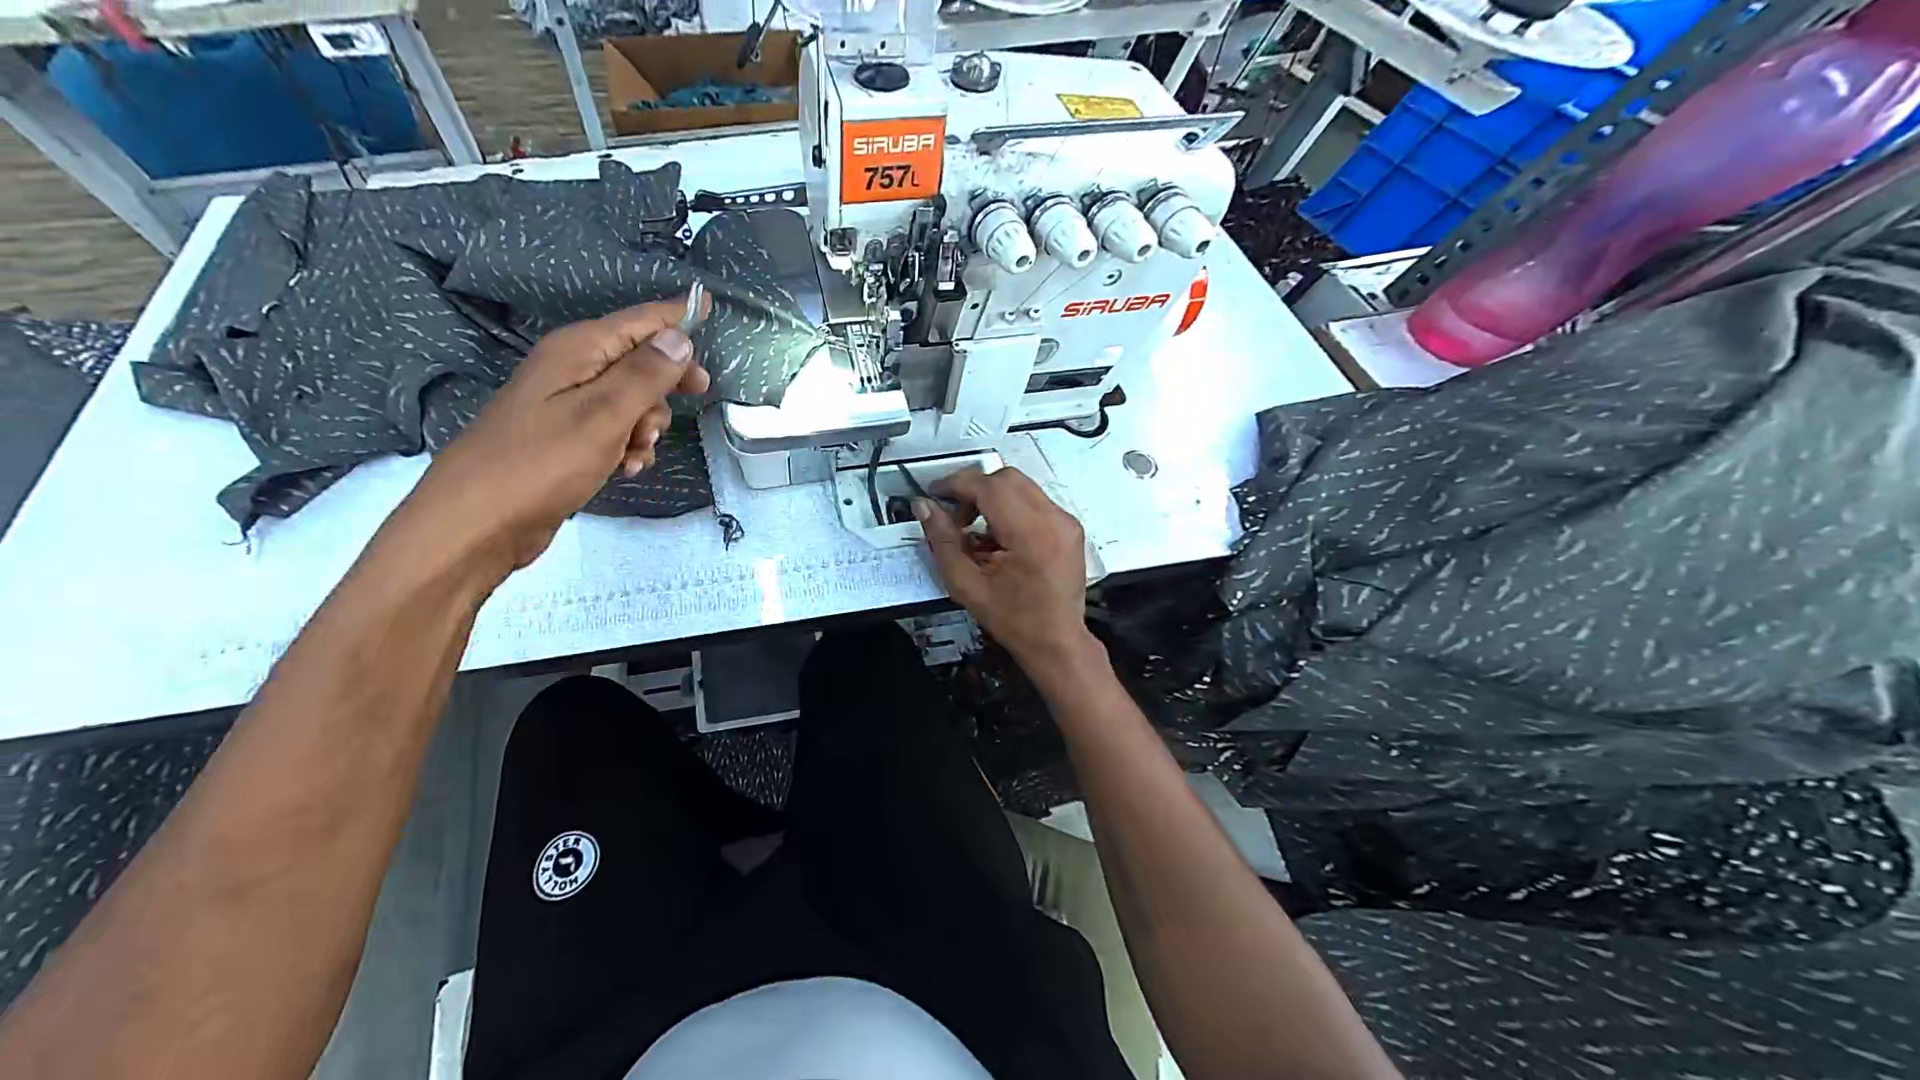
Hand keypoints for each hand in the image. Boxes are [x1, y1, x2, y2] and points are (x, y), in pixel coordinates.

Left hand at [399, 295, 710, 573]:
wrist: (481, 521)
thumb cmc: (542, 462)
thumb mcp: (603, 415)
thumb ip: (646, 374)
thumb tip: (679, 336)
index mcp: (578, 351)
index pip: (639, 320)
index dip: (677, 315)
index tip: (711, 304)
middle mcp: (573, 370)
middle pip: (640, 361)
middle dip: (666, 385)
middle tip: (697, 396)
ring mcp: (569, 406)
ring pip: (633, 402)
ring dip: (647, 426)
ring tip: (636, 451)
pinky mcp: (569, 439)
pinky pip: (616, 431)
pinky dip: (628, 447)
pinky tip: (625, 467)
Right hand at [916, 467, 1100, 669]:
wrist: (1057, 641)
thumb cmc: (1016, 621)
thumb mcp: (967, 585)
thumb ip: (943, 541)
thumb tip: (925, 507)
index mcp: (1031, 535)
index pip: (989, 487)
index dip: (956, 484)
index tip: (936, 493)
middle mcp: (1055, 521)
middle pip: (1005, 478)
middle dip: (974, 489)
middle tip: (955, 516)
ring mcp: (1066, 522)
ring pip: (1020, 486)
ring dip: (992, 498)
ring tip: (976, 531)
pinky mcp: (1069, 526)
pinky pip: (1034, 500)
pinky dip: (1010, 508)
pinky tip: (998, 538)